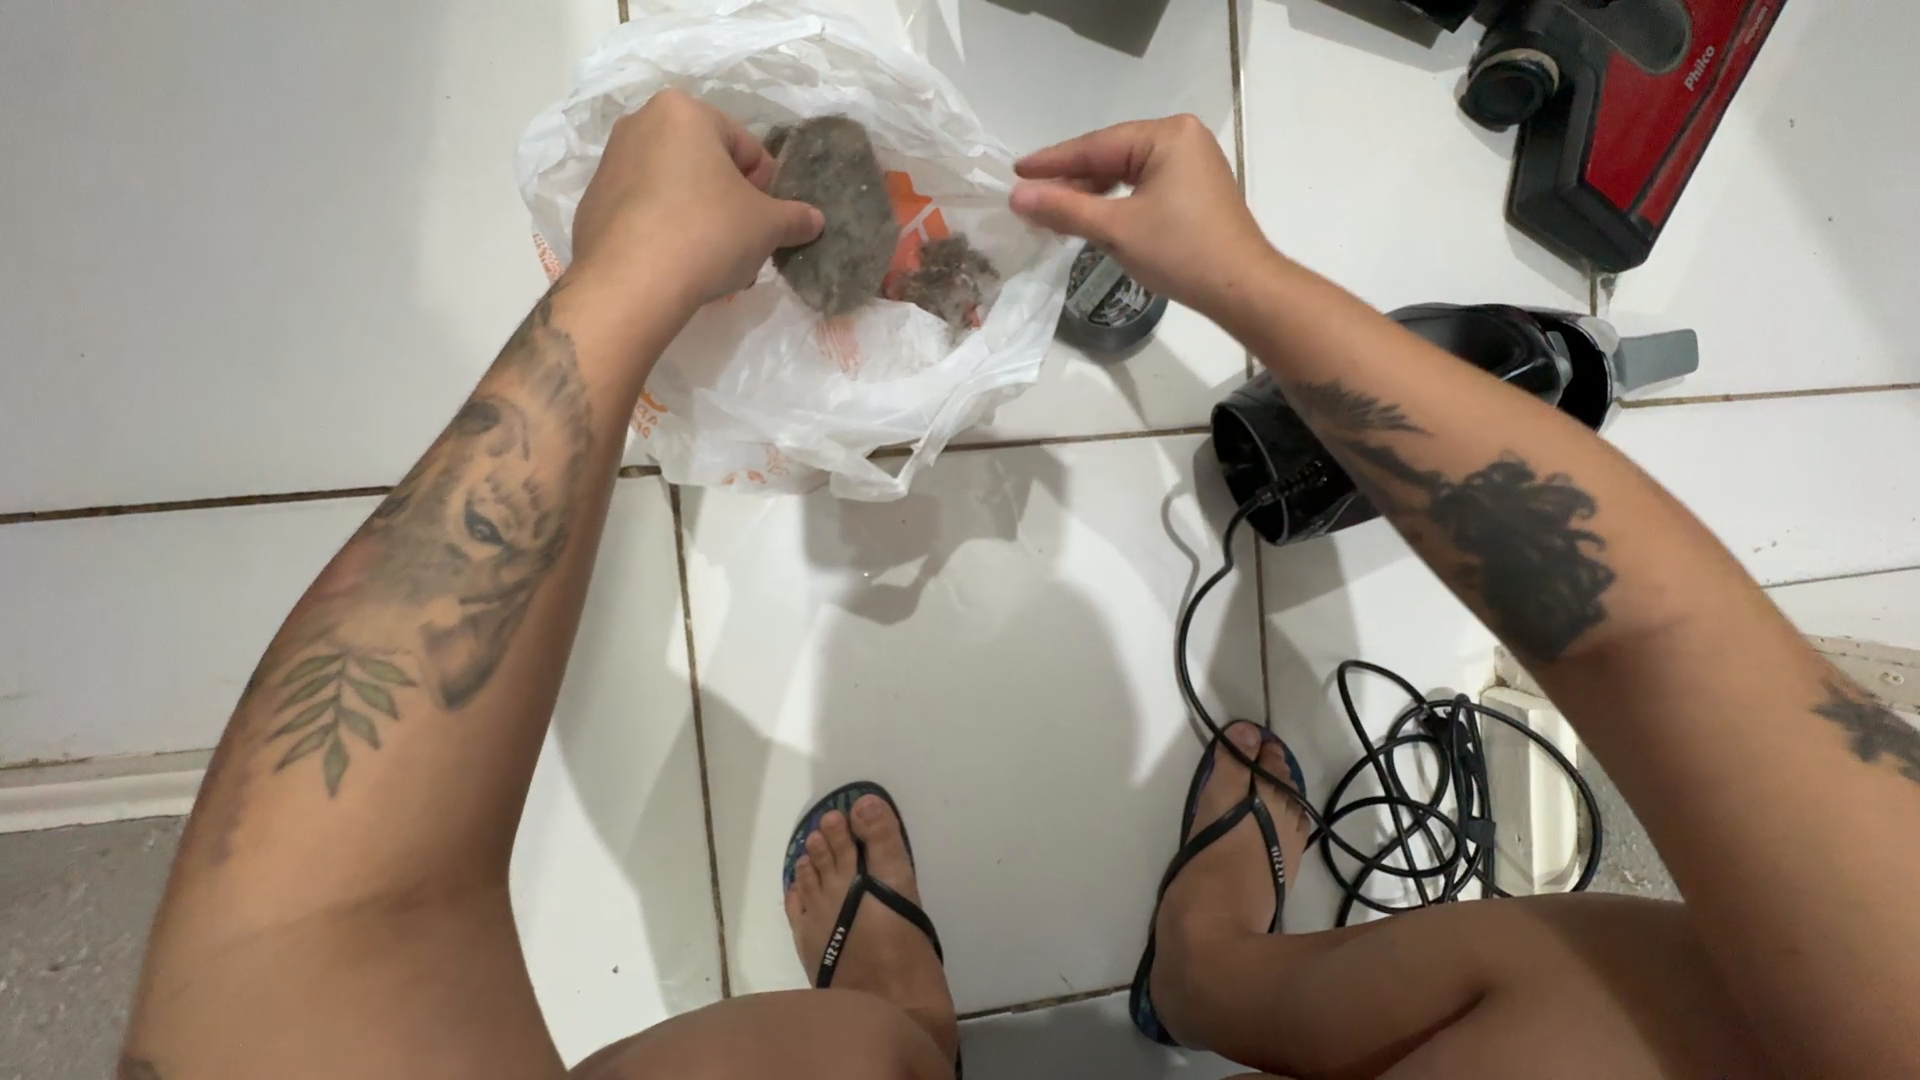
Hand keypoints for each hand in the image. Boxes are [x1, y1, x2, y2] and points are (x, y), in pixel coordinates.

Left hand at [567, 89, 824, 313]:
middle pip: (708, 167)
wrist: (632, 281)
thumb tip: (814, 220)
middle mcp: (641, 123)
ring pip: (678, 192)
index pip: (746, 147)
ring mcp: (612, 163)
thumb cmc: (708, 234)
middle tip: (746, 247)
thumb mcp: (768, 226)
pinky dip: (670, 235)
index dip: (767, 188)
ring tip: (716, 265)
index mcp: (684, 112)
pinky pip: (649, 214)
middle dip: (733, 207)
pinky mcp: (595, 203)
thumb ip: (795, 218)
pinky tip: (682, 268)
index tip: (770, 224)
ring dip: (705, 223)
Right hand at [1010, 115, 1282, 319]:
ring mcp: (1191, 164)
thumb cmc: (1179, 252)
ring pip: (1126, 174)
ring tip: (1054, 211)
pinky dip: (1115, 203)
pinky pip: (1143, 188)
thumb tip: (1018, 197)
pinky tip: (1093, 217)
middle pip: (1111, 157)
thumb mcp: (1116, 229)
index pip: (1096, 146)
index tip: (1016, 172)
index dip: (1053, 161)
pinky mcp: (1194, 190)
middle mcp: (1182, 138)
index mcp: (1167, 135)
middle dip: (1071, 180)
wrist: (1238, 287)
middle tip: (1030, 196)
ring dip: (1090, 194)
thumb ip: (1065, 209)